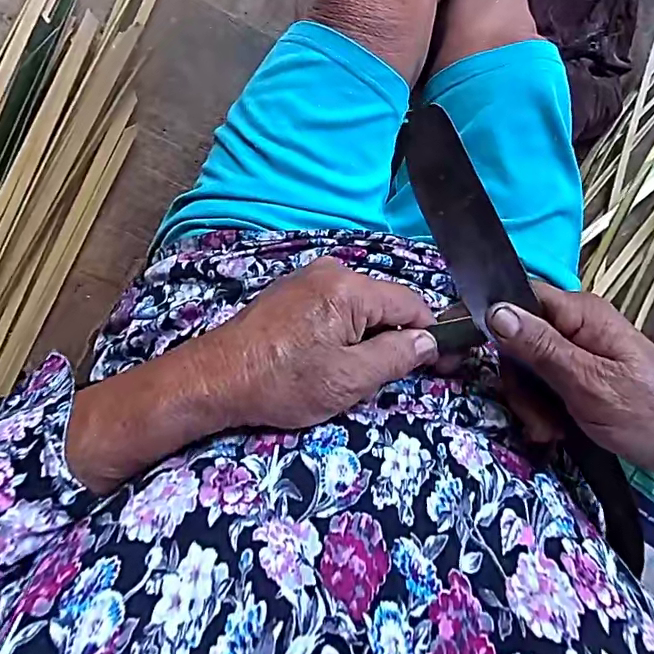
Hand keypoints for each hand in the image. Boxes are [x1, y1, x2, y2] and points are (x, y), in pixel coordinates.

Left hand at [192, 258, 439, 428]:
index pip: (412, 305)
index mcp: (350, 288)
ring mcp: (311, 277)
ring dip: (370, 338)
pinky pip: (339, 307)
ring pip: (364, 308)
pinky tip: (329, 358)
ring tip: (353, 372)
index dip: (432, 335)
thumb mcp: (348, 379)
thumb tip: (430, 342)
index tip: (443, 362)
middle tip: (392, 377)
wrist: (210, 381)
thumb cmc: (279, 383)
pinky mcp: (294, 291)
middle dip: (397, 339)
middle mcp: (333, 271)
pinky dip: (347, 331)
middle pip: (387, 305)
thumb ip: (397, 357)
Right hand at [491, 283, 653, 643]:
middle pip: (522, 338)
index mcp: (582, 312)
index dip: (496, 321)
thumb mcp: (587, 383)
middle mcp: (580, 325)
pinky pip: (550, 386)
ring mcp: (583, 353)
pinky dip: (547, 411)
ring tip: (553, 432)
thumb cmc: (647, 413)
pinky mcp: (586, 378)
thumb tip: (495, 309)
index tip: (479, 357)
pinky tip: (559, 433)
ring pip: (533, 368)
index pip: (522, 296)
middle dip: (521, 382)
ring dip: (533, 404)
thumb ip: (540, 347)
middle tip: (537, 418)